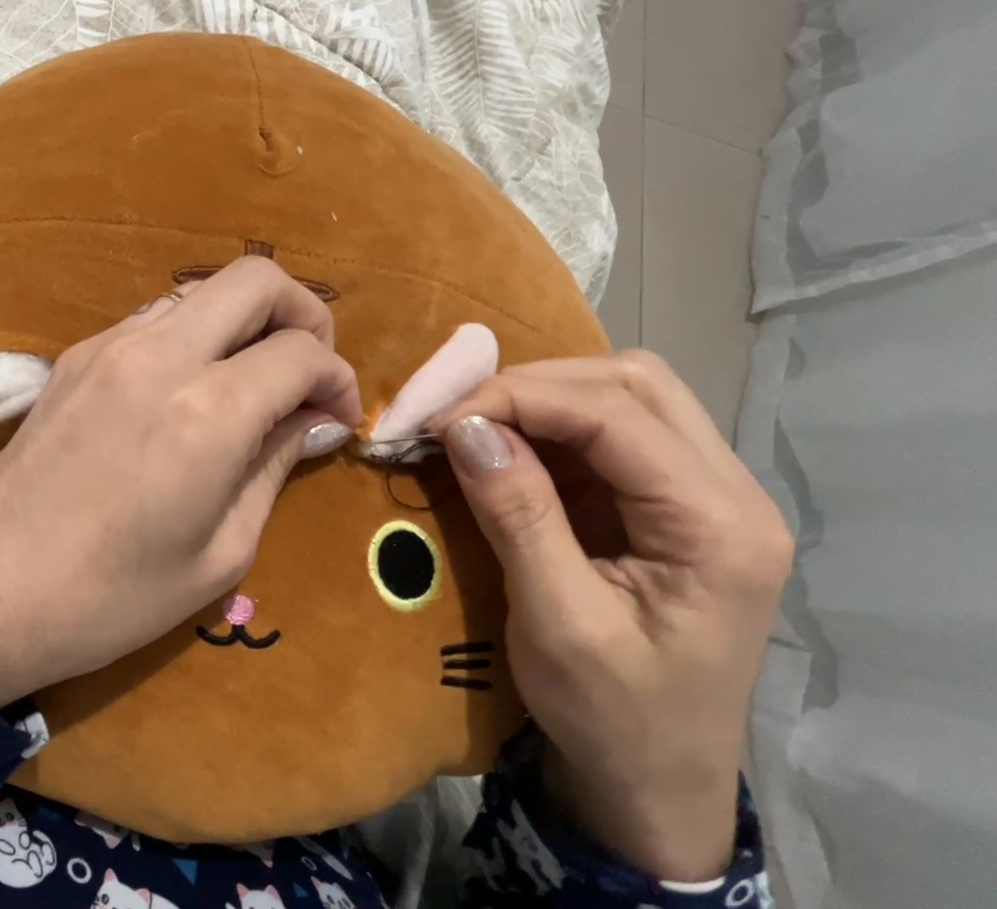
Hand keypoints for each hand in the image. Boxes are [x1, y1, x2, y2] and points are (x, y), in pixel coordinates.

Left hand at [0, 257, 364, 709]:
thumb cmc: (109, 596)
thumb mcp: (219, 553)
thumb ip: (273, 467)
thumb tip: (313, 419)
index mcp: (207, 411)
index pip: (301, 351)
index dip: (338, 378)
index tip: (337, 418)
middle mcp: (159, 356)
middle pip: (253, 279)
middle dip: (301, 312)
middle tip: (307, 374)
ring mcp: (107, 347)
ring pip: (199, 293)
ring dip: (240, 322)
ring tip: (250, 385)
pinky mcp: (73, 357)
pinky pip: (153, 320)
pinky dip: (191, 337)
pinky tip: (189, 393)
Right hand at [434, 352, 790, 880]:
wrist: (655, 779)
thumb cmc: (612, 715)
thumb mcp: (557, 623)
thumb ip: (519, 516)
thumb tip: (464, 427)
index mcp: (718, 526)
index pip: (616, 414)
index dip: (517, 398)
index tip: (435, 420)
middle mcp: (728, 493)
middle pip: (633, 383)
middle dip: (531, 384)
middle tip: (450, 414)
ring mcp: (702, 495)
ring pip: (623, 396)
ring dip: (539, 397)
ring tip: (468, 425)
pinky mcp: (665, 505)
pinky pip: (607, 433)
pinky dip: (544, 426)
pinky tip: (498, 445)